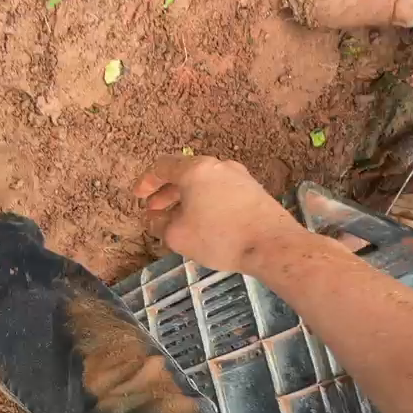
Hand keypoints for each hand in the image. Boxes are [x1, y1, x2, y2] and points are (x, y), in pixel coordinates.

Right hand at [134, 155, 308, 273]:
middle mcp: (218, 166)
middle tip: (155, 210)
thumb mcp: (176, 235)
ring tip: (177, 218)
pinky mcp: (253, 190)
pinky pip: (219, 190)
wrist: (273, 245)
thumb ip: (159, 224)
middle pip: (184, 173)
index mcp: (195, 170)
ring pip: (203, 183)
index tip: (138, 196)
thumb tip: (153, 218)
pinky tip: (202, 221)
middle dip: (166, 192)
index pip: (162, 167)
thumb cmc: (218, 237)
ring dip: (185, 198)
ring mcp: (239, 177)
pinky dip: (204, 201)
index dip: (146, 181)